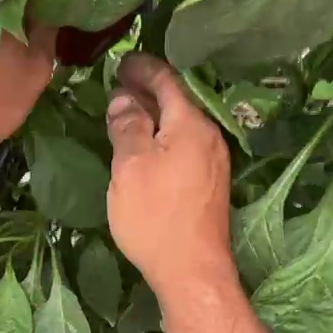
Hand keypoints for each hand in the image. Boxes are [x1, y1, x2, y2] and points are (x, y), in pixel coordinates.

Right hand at [105, 54, 235, 300]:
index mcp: (191, 124)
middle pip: (177, 101)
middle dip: (148, 90)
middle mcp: (210, 136)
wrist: (191, 270)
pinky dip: (164, 137)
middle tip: (118, 85)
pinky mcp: (210, 185)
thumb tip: (123, 99)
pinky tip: (147, 148)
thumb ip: (127, 126)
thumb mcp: (130, 166)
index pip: (167, 81)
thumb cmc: (155, 215)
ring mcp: (214, 162)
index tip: (120, 62)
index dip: (143, 68)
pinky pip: (185, 146)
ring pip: (181, 125)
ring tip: (128, 114)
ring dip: (156, 116)